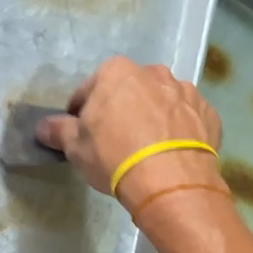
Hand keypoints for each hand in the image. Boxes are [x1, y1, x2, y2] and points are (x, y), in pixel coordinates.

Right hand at [36, 58, 225, 217]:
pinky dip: (177, 130)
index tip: (82, 133)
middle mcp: (154, 73)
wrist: (169, 179)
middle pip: (128, 90)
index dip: (82, 112)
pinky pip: (185, 118)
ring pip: (160, 101)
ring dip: (151, 116)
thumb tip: (44, 126)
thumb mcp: (74, 147)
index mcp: (116, 73)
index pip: (89, 89)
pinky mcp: (208, 113)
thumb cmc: (114, 156)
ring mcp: (186, 90)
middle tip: (113, 140)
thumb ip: (57, 130)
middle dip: (120, 109)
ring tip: (145, 148)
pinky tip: (168, 153)